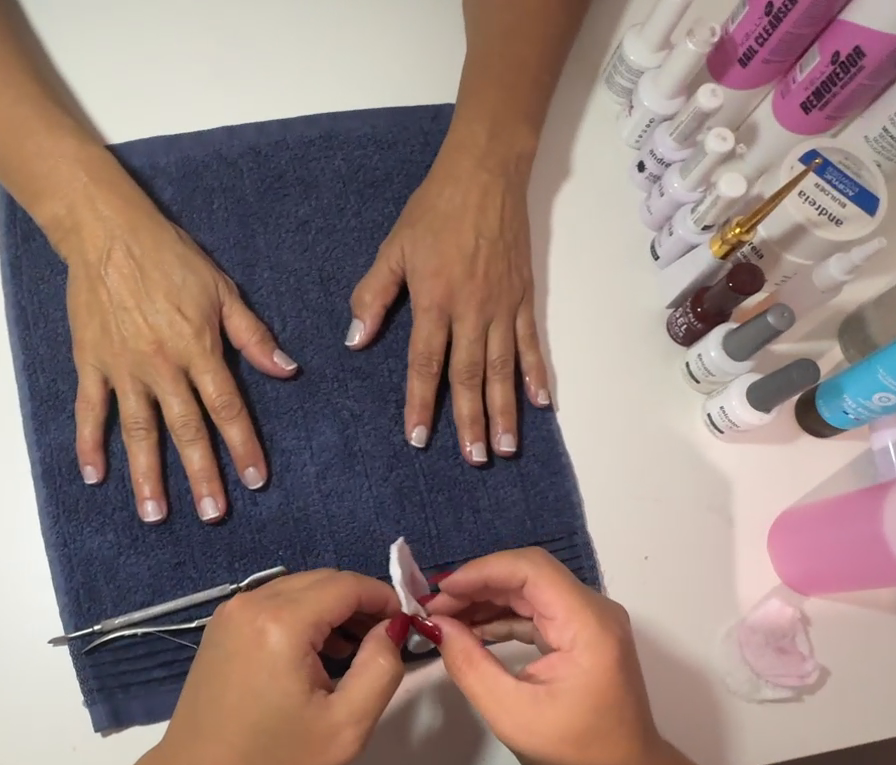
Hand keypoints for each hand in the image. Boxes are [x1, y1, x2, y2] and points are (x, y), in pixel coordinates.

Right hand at [63, 198, 296, 523]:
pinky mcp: (91, 364)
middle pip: (186, 430)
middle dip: (201, 475)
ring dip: (147, 475)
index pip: (227, 407)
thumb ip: (253, 336)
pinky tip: (93, 476)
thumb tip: (287, 370)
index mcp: (198, 349)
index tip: (256, 480)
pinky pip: (89, 411)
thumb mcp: (223, 291)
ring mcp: (123, 369)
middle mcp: (162, 366)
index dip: (244, 446)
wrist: (108, 231)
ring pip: (138, 431)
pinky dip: (88, 443)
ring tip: (155, 513)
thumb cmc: (171, 257)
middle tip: (212, 513)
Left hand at [154, 570, 405, 764]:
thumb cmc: (274, 760)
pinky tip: (317, 653)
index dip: (385, 598)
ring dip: (333, 609)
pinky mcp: (222, 624)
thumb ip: (382, 667)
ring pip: (300, 588)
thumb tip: (394, 627)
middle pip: (324, 581)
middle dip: (361, 603)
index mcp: (282, 621)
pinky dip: (304, 615)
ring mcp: (232, 610)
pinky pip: (276, 602)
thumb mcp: (346, 725)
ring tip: (355, 652)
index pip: (348, 585)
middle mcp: (253, 602)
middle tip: (385, 641)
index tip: (408, 624)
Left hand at [348, 147, 551, 464]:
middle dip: (470, 421)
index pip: (426, 363)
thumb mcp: (393, 249)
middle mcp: (471, 311)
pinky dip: (536, 374)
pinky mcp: (524, 298)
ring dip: (505, 411)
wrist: (485, 174)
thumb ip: (373, 296)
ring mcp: (502, 307)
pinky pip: (531, 343)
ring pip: (503, 368)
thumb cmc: (434, 211)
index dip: (421, 402)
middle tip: (475, 459)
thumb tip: (355, 340)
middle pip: (469, 376)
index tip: (419, 438)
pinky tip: (541, 404)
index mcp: (434, 301)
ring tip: (506, 447)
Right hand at [424, 548, 689, 764]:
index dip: (481, 572)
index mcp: (587, 624)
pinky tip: (469, 631)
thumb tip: (436, 625)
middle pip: (527, 575)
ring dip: (484, 600)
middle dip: (476, 586)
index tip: (439, 592)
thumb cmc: (576, 753)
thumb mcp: (511, 714)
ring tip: (442, 619)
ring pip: (528, 590)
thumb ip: (470, 665)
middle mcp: (593, 611)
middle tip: (432, 608)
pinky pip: (534, 610)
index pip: (530, 570)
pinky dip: (500, 616)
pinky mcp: (579, 634)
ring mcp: (588, 621)